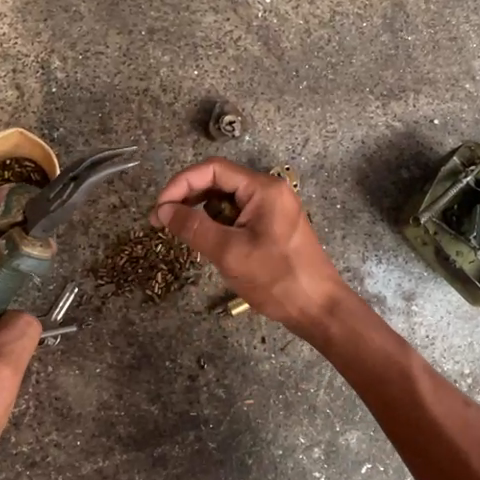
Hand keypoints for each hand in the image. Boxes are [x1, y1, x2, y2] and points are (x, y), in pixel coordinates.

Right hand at [150, 158, 355, 337]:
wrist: (319, 309)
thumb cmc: (277, 279)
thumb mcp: (230, 253)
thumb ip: (194, 228)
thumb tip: (162, 211)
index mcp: (263, 188)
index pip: (213, 170)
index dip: (181, 183)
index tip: (160, 207)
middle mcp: (269, 191)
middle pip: (219, 182)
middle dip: (188, 198)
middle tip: (163, 222)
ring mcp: (272, 209)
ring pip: (226, 200)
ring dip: (201, 213)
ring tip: (182, 234)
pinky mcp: (272, 227)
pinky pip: (237, 216)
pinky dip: (217, 225)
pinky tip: (206, 243)